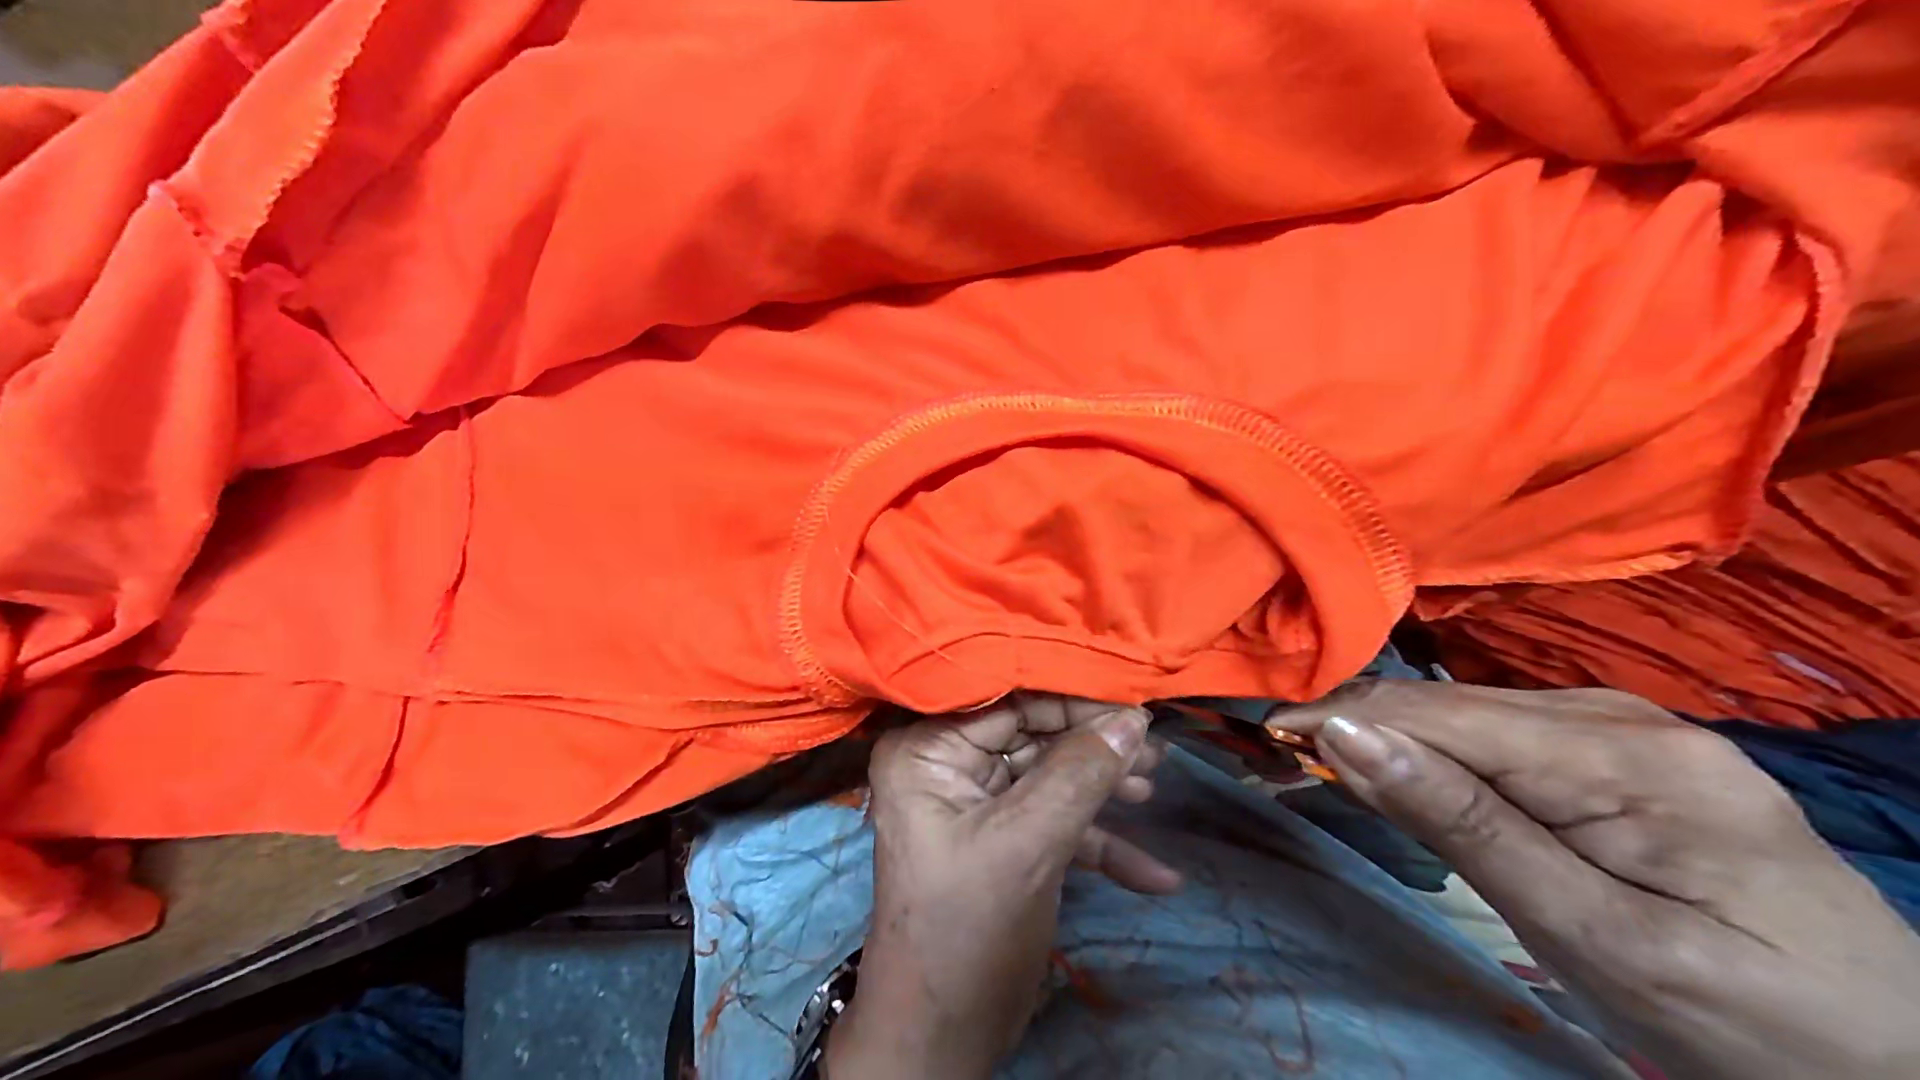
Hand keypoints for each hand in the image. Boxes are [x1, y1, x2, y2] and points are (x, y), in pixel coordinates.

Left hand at [826, 694, 1177, 1079]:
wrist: (941, 1040)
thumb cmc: (966, 931)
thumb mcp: (1027, 845)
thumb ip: (1080, 775)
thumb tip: (1132, 719)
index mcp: (928, 750)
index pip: (1008, 700)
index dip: (1072, 699)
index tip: (1134, 703)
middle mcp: (945, 764)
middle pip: (1032, 733)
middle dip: (1093, 747)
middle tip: (1154, 750)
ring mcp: (973, 801)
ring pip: (1047, 774)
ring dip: (1101, 787)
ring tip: (1152, 788)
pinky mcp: (999, 838)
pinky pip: (1051, 821)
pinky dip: (1099, 843)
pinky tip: (1153, 874)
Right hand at [1270, 681, 1919, 1079]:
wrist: (1899, 1062)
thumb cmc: (1752, 1024)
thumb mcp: (1598, 938)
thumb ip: (1465, 825)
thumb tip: (1346, 735)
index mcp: (1631, 757)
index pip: (1441, 715)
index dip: (1341, 717)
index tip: (1260, 737)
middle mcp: (1620, 715)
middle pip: (1445, 705)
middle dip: (1352, 725)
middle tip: (1271, 757)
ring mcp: (1617, 725)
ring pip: (1458, 713)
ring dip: (1382, 737)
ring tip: (1314, 763)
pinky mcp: (1609, 747)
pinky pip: (1489, 732)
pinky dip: (1426, 751)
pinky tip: (1396, 769)